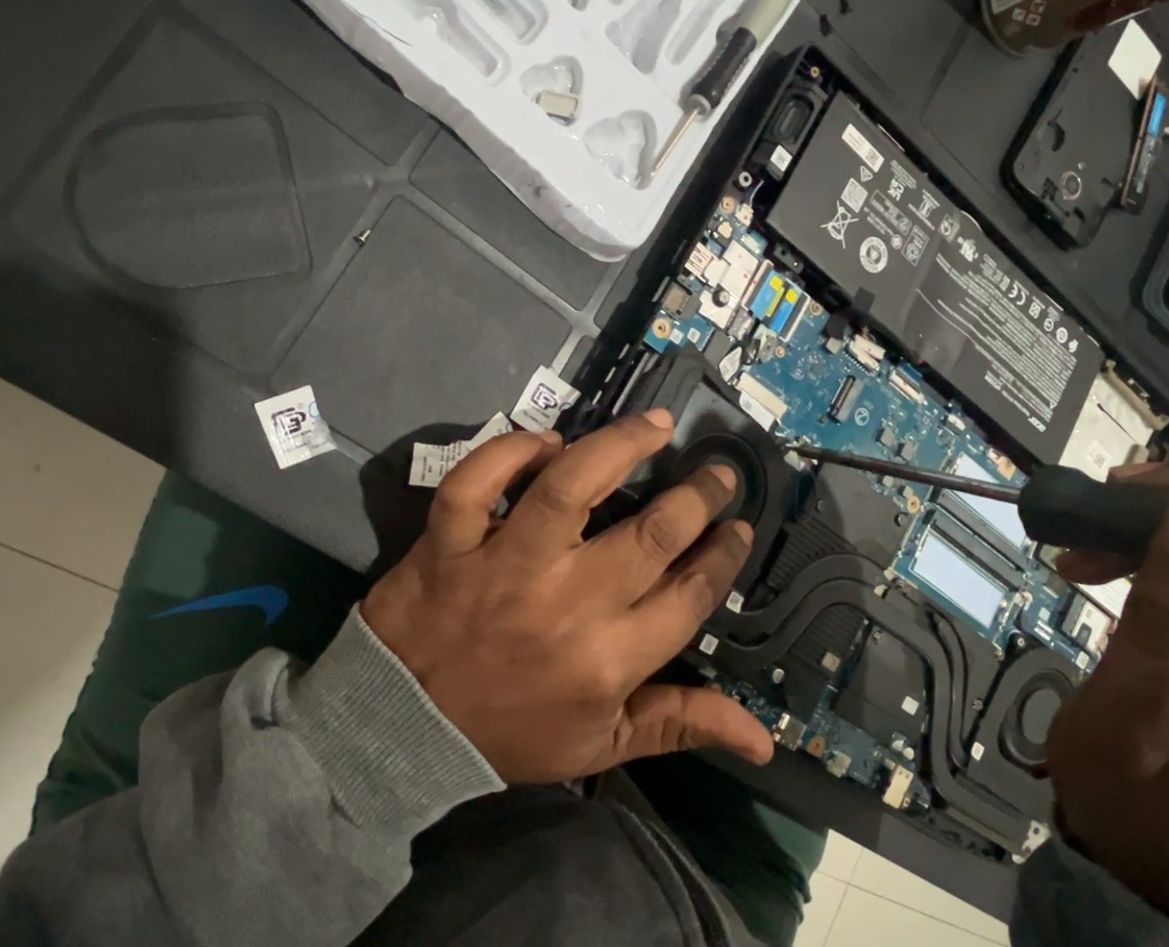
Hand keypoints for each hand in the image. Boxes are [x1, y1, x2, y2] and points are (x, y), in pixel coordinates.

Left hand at [361, 409, 774, 784]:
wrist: (403, 730)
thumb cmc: (510, 735)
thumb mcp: (601, 745)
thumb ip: (680, 724)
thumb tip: (765, 738)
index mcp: (610, 658)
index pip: (689, 593)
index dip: (723, 554)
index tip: (737, 526)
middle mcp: (566, 603)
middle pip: (649, 533)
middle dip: (695, 496)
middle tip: (714, 471)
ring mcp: (503, 566)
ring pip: (567, 488)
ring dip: (617, 447)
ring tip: (653, 424)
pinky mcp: (448, 544)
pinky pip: (476, 483)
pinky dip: (507, 452)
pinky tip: (546, 441)